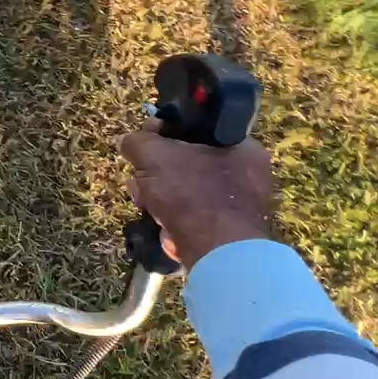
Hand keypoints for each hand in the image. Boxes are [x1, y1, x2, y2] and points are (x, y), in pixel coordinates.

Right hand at [118, 126, 276, 264]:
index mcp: (242, 147)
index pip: (194, 128)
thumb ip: (137, 140)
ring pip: (182, 184)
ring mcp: (239, 201)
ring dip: (156, 191)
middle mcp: (248, 172)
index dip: (163, 132)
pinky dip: (170, 211)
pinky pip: (190, 208)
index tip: (144, 143)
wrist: (215, 250)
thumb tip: (128, 141)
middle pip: (184, 159)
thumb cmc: (190, 192)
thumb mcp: (153, 154)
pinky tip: (158, 218)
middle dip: (153, 169)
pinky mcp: (227, 225)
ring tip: (145, 202)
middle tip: (140, 178)